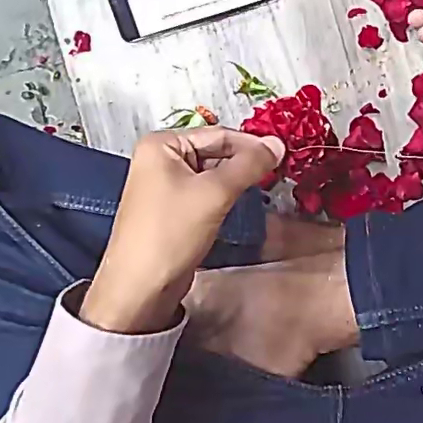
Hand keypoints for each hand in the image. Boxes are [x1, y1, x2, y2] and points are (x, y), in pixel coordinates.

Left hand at [80, 128, 285, 334]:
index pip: (218, 134)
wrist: (141, 288)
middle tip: (276, 172)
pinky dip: (225, 194)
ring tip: (264, 186)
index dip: (251, 144)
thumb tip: (277, 144)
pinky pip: (206, 191)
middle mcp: (160, 159)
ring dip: (237, 179)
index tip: (281, 153)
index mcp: (161, 144)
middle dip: (244, 162)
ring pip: (213, 172)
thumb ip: (249, 164)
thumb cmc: (171, 233)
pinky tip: (240, 202)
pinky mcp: (173, 207)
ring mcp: (165, 184)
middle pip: (215, 151)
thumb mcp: (215, 192)